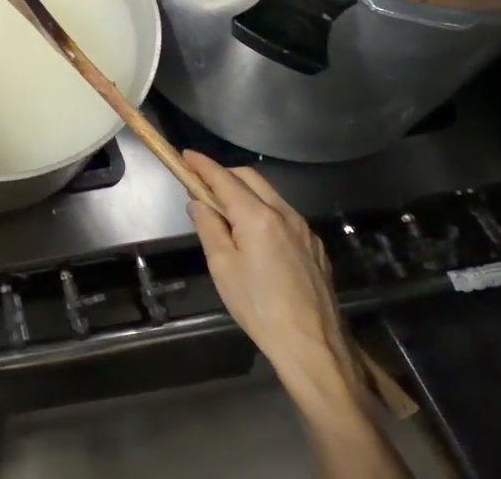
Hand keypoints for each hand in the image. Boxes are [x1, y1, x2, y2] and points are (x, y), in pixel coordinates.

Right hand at [184, 151, 357, 395]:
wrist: (312, 345)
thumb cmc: (258, 307)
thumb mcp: (222, 267)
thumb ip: (209, 228)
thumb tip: (198, 203)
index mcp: (258, 217)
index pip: (224, 178)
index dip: (202, 165)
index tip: (185, 155)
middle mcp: (285, 214)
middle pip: (250, 178)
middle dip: (223, 174)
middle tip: (201, 186)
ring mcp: (304, 230)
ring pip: (270, 195)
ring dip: (244, 192)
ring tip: (224, 212)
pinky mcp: (315, 247)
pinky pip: (284, 215)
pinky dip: (263, 211)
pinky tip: (254, 234)